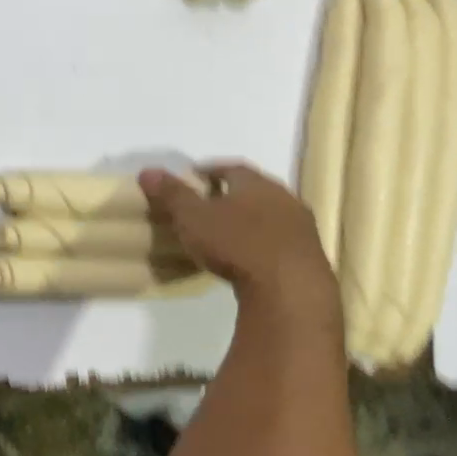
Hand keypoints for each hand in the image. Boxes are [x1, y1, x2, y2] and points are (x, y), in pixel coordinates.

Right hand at [139, 164, 336, 301]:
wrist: (289, 288)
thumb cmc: (235, 243)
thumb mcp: (191, 217)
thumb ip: (172, 193)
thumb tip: (148, 170)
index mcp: (256, 184)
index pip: (232, 167)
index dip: (210, 170)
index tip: (191, 176)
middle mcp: (284, 198)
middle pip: (254, 189)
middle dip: (230, 193)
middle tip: (206, 202)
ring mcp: (302, 226)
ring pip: (269, 213)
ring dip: (247, 217)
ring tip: (223, 228)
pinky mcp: (309, 252)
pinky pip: (278, 236)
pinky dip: (260, 238)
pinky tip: (245, 252)